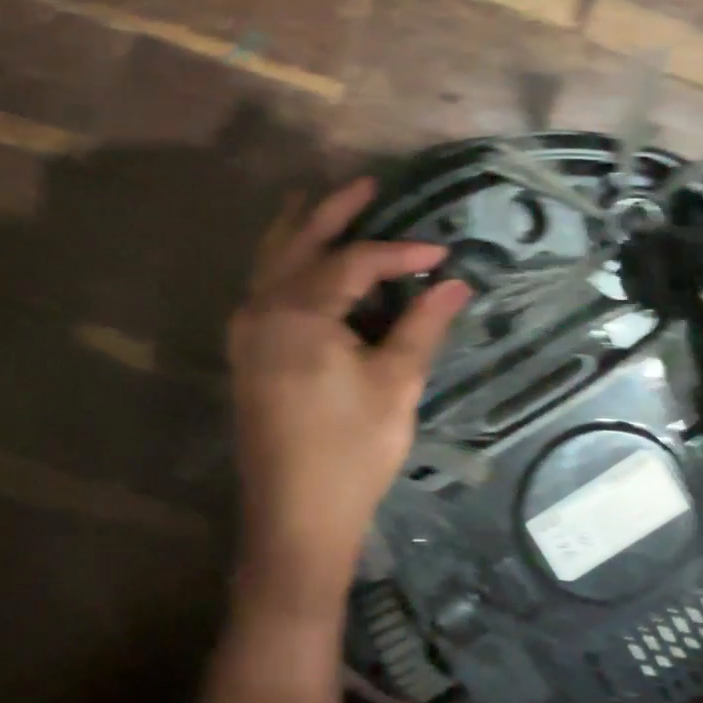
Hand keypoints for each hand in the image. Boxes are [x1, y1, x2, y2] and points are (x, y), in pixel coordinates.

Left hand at [228, 179, 471, 581]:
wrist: (295, 519)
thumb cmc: (349, 451)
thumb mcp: (395, 384)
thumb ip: (422, 325)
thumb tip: (455, 284)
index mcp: (298, 312)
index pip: (355, 261)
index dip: (401, 252)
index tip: (441, 254)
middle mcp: (262, 309)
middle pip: (298, 242)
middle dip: (334, 211)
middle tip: (367, 183)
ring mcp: (247, 332)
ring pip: (271, 261)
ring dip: (300, 231)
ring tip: (322, 204)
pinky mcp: (246, 355)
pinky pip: (264, 288)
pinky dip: (287, 265)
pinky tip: (308, 266)